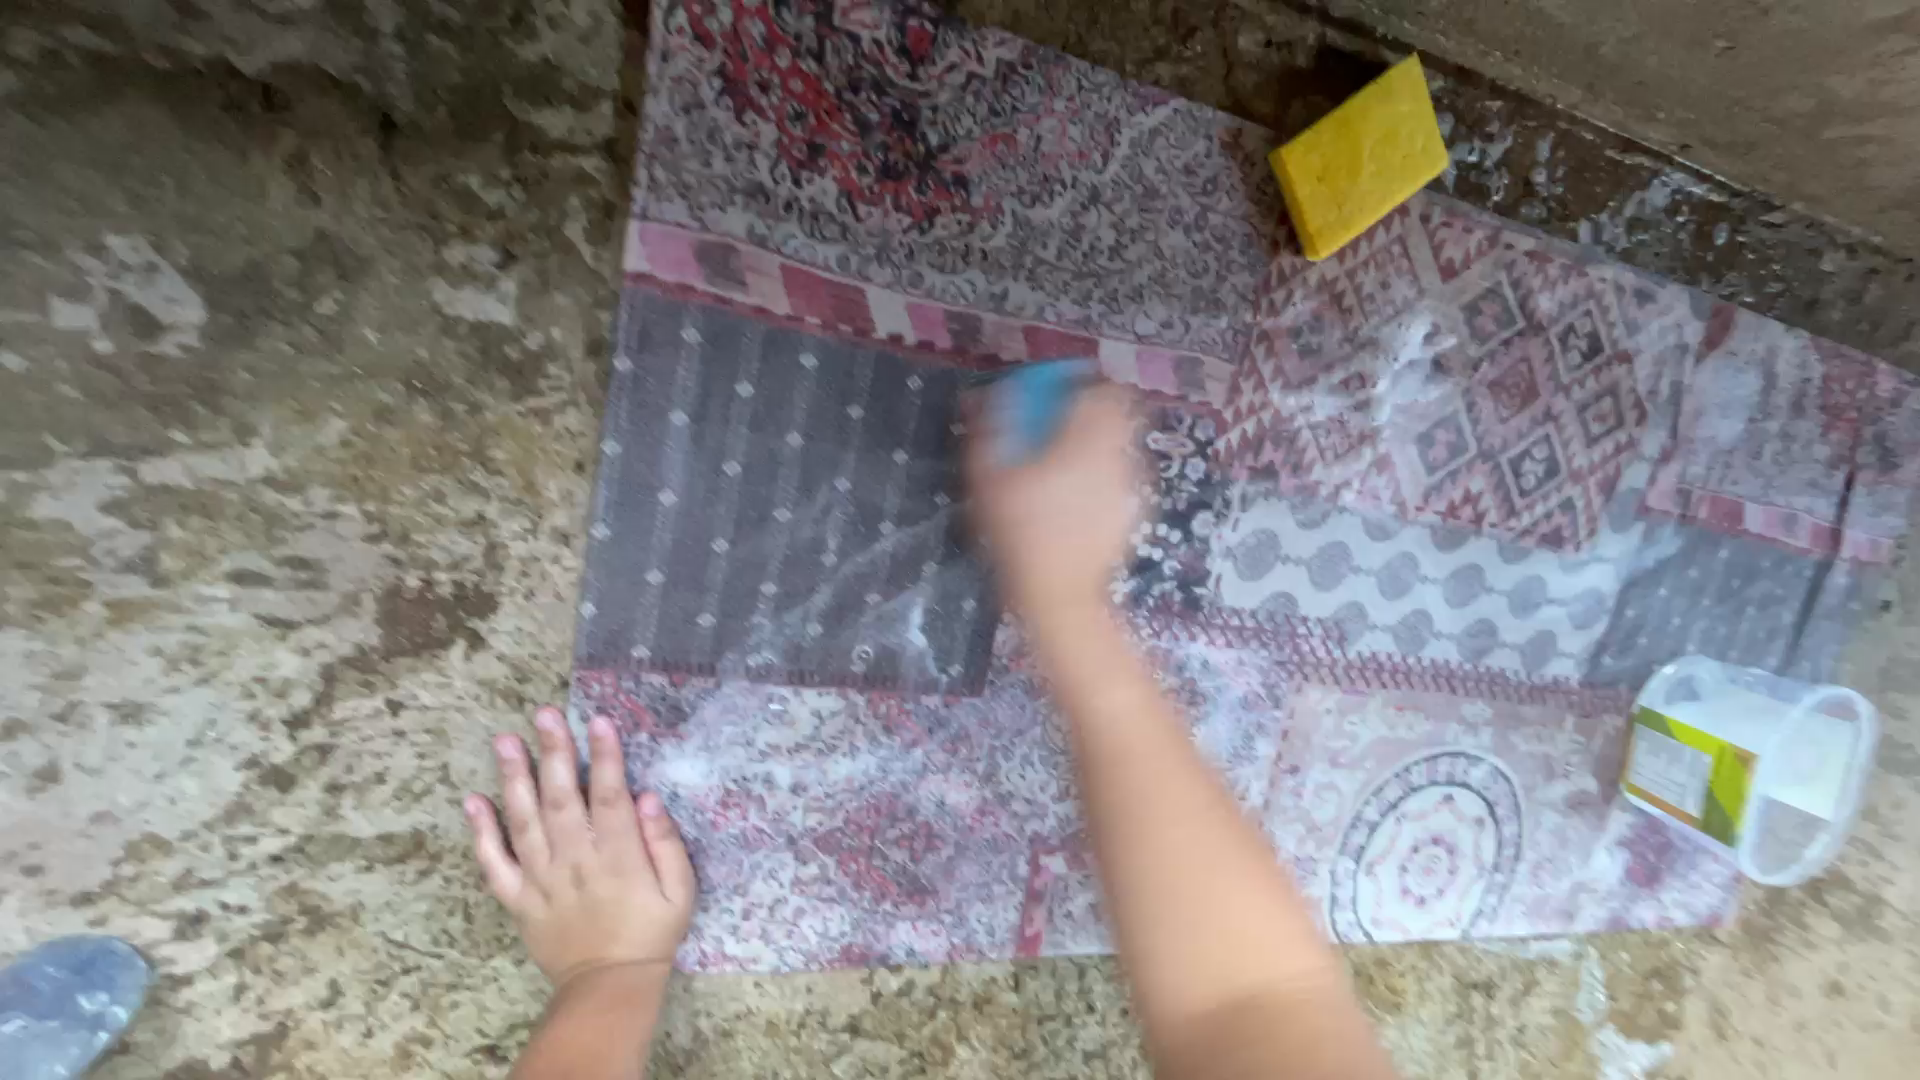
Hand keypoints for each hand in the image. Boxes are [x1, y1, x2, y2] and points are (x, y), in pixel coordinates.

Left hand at [464, 706, 694, 992]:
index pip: (611, 795)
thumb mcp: (681, 889)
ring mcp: (541, 879)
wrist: (608, 986)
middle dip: (554, 752)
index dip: (606, 756)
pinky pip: (494, 864)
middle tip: (544, 715)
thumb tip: (648, 797)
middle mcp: (576, 859)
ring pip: (524, 822)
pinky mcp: (518, 898)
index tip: (599, 720)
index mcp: (618, 855)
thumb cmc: (652, 930)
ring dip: (514, 779)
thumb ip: (665, 842)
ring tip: (505, 741)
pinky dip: (482, 833)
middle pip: (562, 798)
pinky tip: (473, 801)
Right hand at [966, 381, 1145, 617]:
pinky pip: (1119, 480)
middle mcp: (1119, 456)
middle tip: (1054, 434)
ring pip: (1118, 448)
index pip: (1104, 389)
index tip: (1055, 397)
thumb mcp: (989, 479)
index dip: (1080, 385)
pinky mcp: (1133, 513)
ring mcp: (1131, 487)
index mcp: (1088, 440)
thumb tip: (989, 397)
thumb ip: (991, 428)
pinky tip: (1074, 505)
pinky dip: (1100, 480)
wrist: (1058, 594)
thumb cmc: (1020, 533)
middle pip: (1115, 416)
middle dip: (1086, 417)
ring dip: (1093, 449)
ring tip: (1061, 473)